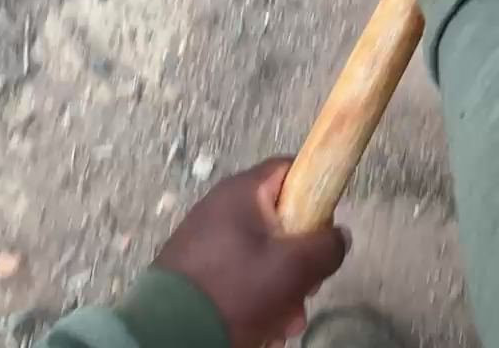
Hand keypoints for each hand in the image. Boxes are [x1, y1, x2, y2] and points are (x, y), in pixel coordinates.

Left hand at [153, 157, 348, 347]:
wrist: (160, 340)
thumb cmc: (234, 290)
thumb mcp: (293, 268)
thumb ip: (327, 247)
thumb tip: (338, 237)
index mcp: (243, 191)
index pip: (292, 169)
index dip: (317, 194)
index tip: (323, 231)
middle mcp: (221, 208)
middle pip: (279, 220)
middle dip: (298, 260)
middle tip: (305, 292)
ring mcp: (203, 241)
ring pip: (259, 255)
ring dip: (279, 289)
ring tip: (282, 325)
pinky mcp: (191, 273)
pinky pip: (236, 277)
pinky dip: (252, 301)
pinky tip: (259, 332)